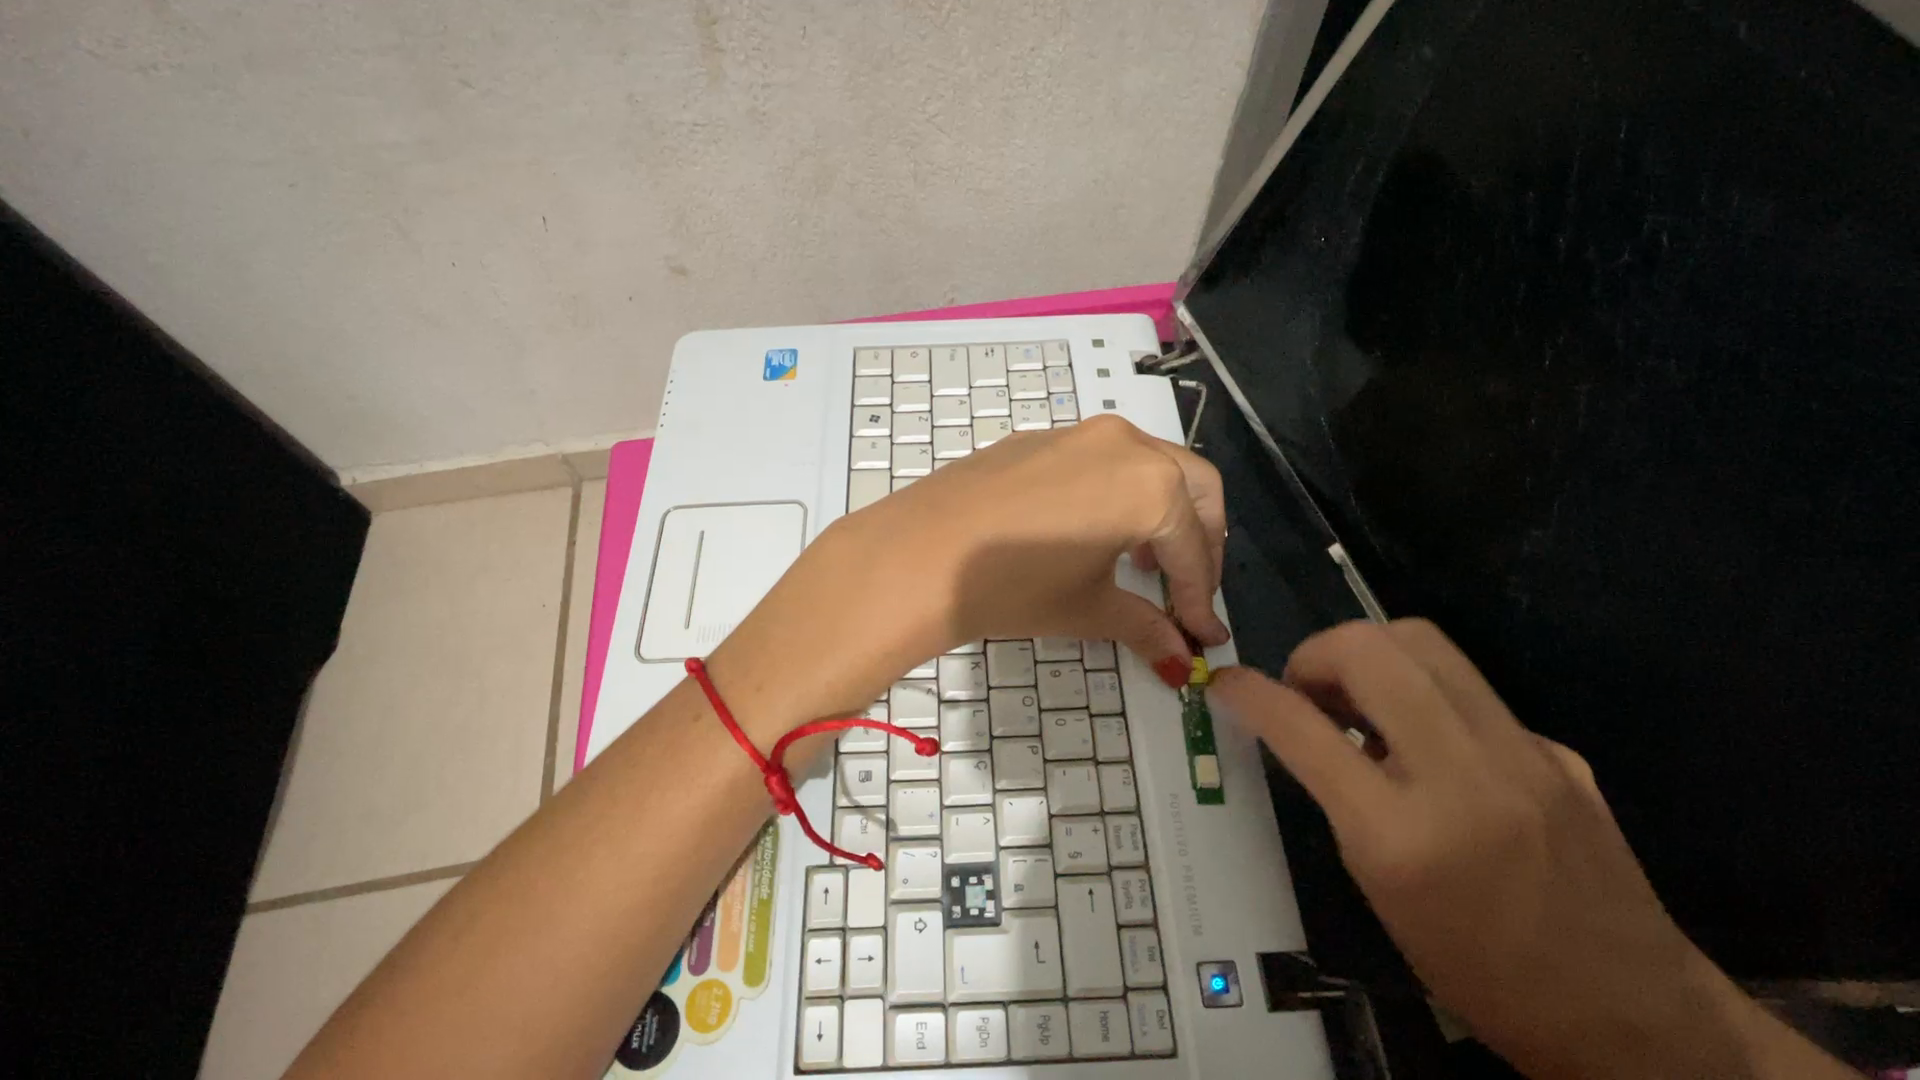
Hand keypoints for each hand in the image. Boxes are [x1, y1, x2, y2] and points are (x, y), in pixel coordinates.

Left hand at [708, 415, 1228, 745]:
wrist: (918, 555)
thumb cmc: (1013, 587)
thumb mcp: (1087, 609)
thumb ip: (1145, 625)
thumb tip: (1181, 655)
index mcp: (1151, 486)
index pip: (1192, 547)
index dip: (1201, 597)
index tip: (1206, 634)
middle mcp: (1126, 444)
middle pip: (1193, 487)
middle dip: (1201, 539)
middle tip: (1190, 587)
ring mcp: (1080, 433)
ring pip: (1150, 464)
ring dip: (1164, 510)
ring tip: (1144, 561)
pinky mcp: (1041, 437)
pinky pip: (1104, 459)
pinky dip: (1121, 493)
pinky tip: (1096, 531)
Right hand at [1206, 620, 1849, 1079]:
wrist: (1627, 1013)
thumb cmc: (1478, 972)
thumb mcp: (1379, 888)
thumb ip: (1343, 797)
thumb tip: (1314, 727)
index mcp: (1401, 835)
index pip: (1304, 729)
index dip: (1251, 693)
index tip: (1226, 682)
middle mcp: (1464, 778)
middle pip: (1370, 649)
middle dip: (1315, 653)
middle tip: (1306, 693)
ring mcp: (1522, 754)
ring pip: (1424, 642)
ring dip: (1369, 655)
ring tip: (1357, 703)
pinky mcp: (1557, 749)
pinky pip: (1469, 689)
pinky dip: (1424, 696)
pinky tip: (1428, 746)